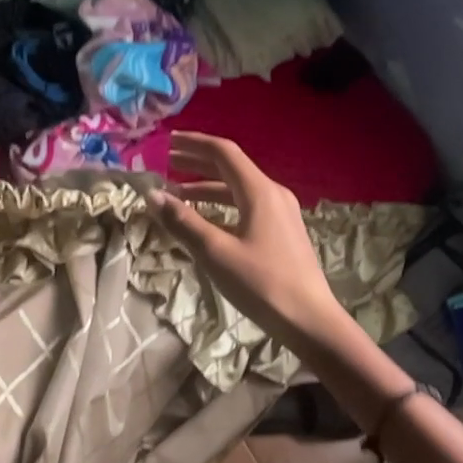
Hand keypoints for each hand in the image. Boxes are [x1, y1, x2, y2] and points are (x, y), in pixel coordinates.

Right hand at [144, 132, 349, 344]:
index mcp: (260, 191)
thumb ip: (183, 222)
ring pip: (238, 190)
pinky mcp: (282, 232)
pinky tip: (205, 221)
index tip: (167, 142)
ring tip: (178, 194)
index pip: (223, 153)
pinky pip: (246, 207)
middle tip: (167, 162)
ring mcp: (281, 214)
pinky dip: (221, 206)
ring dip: (207, 187)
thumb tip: (153, 195)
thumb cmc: (262, 284)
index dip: (193, 144)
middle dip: (198, 163)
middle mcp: (273, 194)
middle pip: (231, 168)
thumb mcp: (216, 253)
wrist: (310, 320)